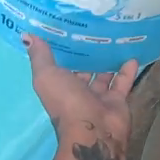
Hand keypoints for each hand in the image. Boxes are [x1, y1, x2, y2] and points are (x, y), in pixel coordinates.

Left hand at [23, 34, 137, 149]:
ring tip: (115, 38)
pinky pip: (123, 82)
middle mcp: (78, 92)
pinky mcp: (117, 101)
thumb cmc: (67, 102)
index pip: (61, 65)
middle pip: (84, 70)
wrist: (93, 130)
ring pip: (104, 75)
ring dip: (108, 60)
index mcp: (59, 87)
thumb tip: (26, 36)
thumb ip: (40, 56)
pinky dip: (128, 70)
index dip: (64, 49)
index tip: (70, 28)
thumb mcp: (47, 76)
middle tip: (97, 29)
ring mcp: (98, 97)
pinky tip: (132, 54)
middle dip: (88, 54)